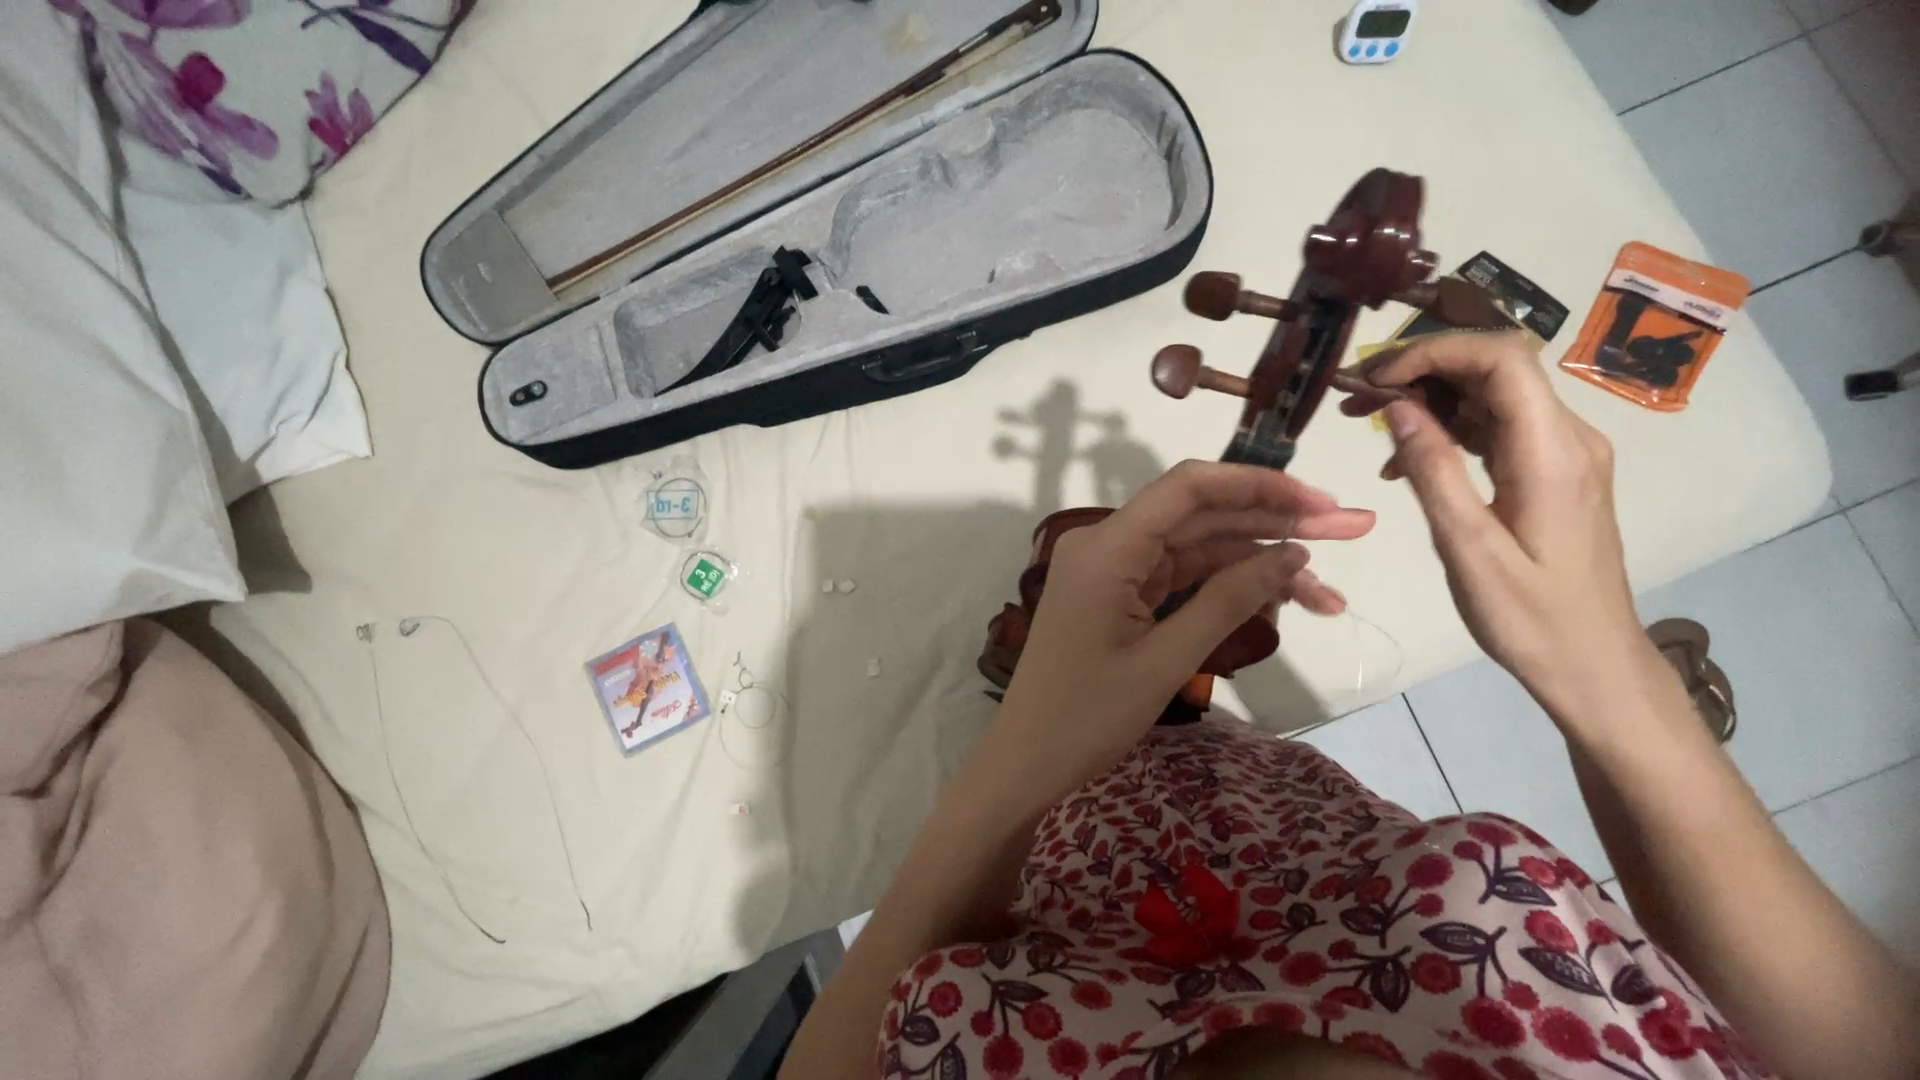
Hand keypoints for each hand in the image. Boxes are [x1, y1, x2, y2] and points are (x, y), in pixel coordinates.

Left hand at [986, 461, 1375, 808]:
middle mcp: (1107, 545)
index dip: (1258, 485)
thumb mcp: (1166, 659)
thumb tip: (1293, 554)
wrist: (1027, 761)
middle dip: (1276, 524)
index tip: (1320, 499)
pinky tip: (1278, 605)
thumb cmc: (1087, 716)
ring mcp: (1113, 571)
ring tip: (1330, 596)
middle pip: (1202, 517)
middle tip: (1355, 530)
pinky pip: (1181, 579)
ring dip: (1260, 567)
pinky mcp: (1119, 597)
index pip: (1190, 488)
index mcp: (1107, 547)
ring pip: (1199, 551)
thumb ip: (1228, 600)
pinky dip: (1226, 590)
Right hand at [1345, 331, 1654, 718]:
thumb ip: (1434, 472)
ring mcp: (1562, 453)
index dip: (1432, 352)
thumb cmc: (1530, 617)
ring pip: (1491, 395)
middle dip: (1420, 370)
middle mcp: (1567, 437)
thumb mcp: (1469, 548)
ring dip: (1427, 398)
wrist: (1594, 664)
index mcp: (1553, 452)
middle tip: (1355, 399)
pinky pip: (1495, 428)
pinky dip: (1446, 428)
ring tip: (1365, 422)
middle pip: (1494, 368)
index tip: (1373, 379)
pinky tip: (1405, 461)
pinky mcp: (1551, 471)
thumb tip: (1398, 407)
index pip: (1500, 359)